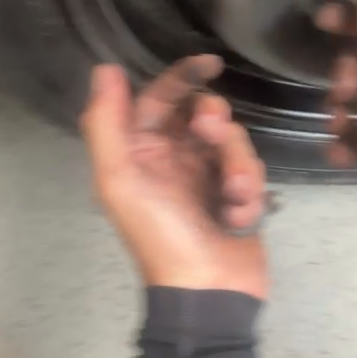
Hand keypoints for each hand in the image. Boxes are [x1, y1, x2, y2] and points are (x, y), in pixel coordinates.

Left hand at [80, 56, 269, 299]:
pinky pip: (251, 172)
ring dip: (235, 165)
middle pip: (204, 114)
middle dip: (215, 122)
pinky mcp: (237, 196)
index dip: (183, 76)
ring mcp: (208, 177)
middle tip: (213, 135)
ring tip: (232, 197)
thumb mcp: (120, 179)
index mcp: (141, 151)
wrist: (207, 294)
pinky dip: (247, 192)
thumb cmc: (160, 234)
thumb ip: (107, 123)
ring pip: (233, 141)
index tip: (211, 63)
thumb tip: (104, 69)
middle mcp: (174, 158)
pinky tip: (239, 216)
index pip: (161, 97)